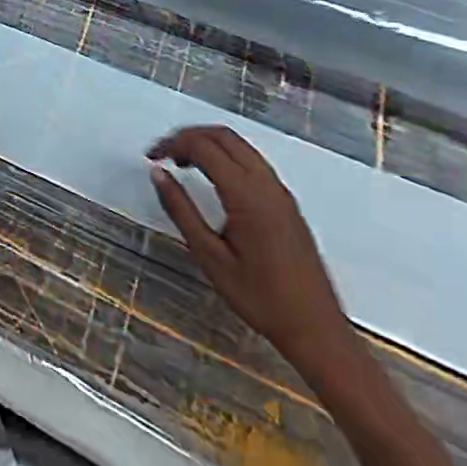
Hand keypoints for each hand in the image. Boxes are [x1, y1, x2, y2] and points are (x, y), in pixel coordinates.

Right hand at [147, 125, 354, 361]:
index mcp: (247, 196)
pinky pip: (252, 161)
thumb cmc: (259, 297)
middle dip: (188, 136)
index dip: (172, 144)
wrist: (315, 329)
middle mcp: (268, 186)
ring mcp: (281, 193)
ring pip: (240, 146)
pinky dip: (225, 156)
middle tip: (163, 153)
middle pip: (224, 136)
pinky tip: (210, 178)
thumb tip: (158, 174)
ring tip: (181, 162)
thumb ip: (180, 209)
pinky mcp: (287, 203)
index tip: (151, 156)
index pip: (203, 147)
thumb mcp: (209, 255)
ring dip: (208, 144)